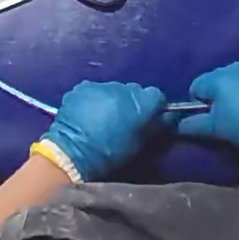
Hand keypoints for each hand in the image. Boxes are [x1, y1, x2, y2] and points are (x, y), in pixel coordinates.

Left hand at [40, 80, 170, 180]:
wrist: (73, 151)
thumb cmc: (111, 154)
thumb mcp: (139, 144)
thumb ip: (154, 126)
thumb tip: (165, 117)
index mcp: (140, 102)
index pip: (156, 95)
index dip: (155, 106)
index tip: (151, 117)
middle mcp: (121, 88)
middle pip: (134, 90)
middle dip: (133, 102)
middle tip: (126, 119)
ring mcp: (100, 85)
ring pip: (114, 89)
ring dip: (113, 99)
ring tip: (105, 116)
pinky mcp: (82, 86)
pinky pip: (94, 90)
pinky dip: (95, 99)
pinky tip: (89, 113)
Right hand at [176, 61, 238, 186]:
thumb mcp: (217, 130)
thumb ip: (193, 125)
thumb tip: (175, 124)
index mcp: (216, 78)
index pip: (197, 87)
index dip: (201, 103)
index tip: (211, 118)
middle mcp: (235, 66)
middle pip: (219, 79)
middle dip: (223, 94)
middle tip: (232, 116)